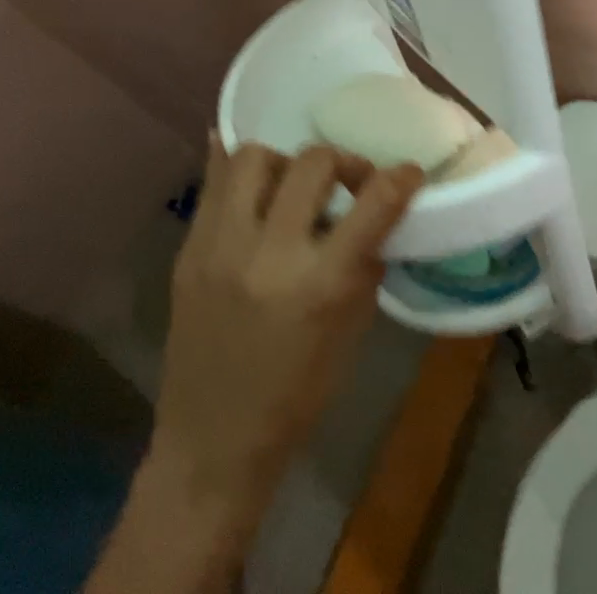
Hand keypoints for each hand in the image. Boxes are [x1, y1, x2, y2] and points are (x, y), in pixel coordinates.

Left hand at [148, 138, 422, 529]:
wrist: (215, 438)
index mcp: (321, 283)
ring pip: (254, 158)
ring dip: (288, 162)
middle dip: (344, 162)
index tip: (409, 173)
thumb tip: (377, 218)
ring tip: (297, 187)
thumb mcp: (352, 327)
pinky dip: (241, 171)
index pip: (374, 202)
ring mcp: (219, 249)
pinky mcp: (187, 252)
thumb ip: (363, 264)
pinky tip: (260, 177)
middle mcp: (269, 255)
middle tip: (351, 182)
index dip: (401, 177)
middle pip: (312, 163)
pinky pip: (212, 185)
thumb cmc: (300, 391)